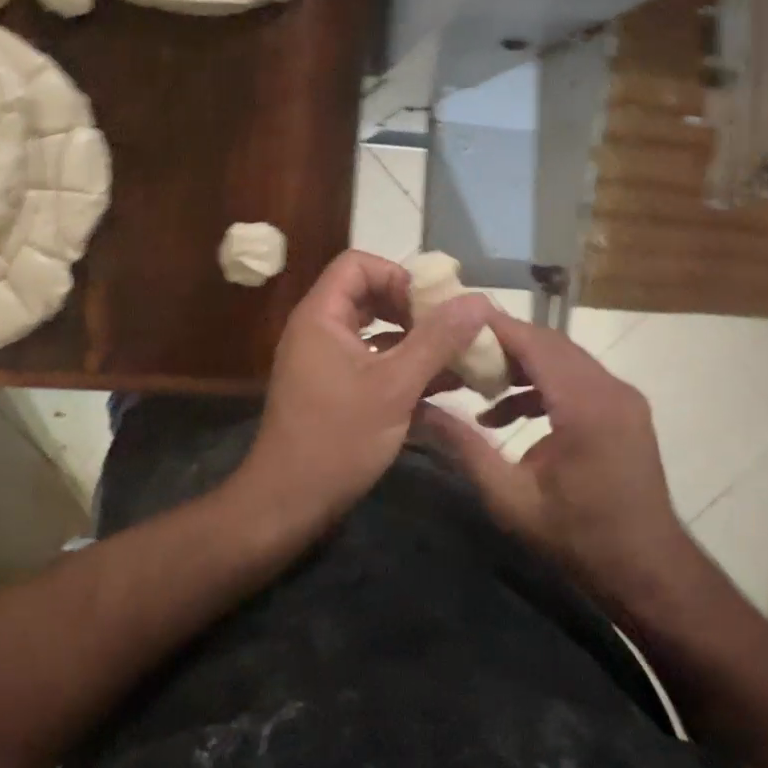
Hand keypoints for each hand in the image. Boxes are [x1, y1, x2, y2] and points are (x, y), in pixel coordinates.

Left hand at [236, 250, 491, 525]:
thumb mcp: (394, 387)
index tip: (435, 306)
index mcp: (321, 317)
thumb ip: (436, 340)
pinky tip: (446, 389)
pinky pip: (374, 365)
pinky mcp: (336, 393)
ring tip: (463, 359)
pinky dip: (406, 370)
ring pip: (377, 335)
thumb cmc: (337, 439)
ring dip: (417, 343)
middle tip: (455, 331)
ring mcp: (326, 364)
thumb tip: (479, 299)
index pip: (358, 265)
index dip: (399, 276)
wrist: (288, 503)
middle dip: (416, 311)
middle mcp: (320, 332)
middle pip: (371, 298)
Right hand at [415, 314, 692, 597]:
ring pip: (564, 360)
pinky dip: (542, 387)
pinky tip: (503, 416)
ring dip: (520, 365)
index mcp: (585, 405)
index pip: (535, 342)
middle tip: (452, 349)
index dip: (492, 328)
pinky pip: (578, 381)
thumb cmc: (577, 538)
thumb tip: (419, 412)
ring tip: (473, 382)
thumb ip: (465, 448)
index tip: (450, 320)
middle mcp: (611, 390)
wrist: (647, 571)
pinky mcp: (624, 413)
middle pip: (550, 344)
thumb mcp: (510, 497)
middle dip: (501, 344)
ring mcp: (623, 399)